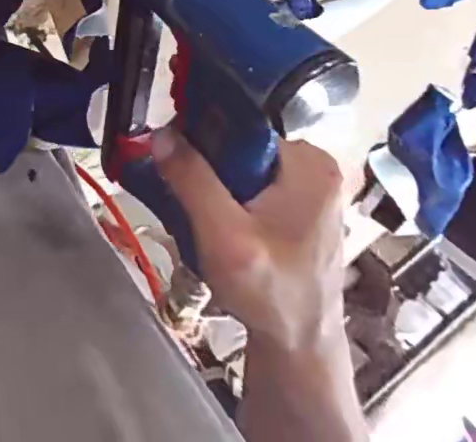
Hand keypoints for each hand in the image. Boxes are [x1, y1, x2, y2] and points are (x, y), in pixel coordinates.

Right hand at [154, 132, 350, 353]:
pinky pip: (252, 185)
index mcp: (310, 162)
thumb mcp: (224, 236)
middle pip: (241, 145)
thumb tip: (160, 134)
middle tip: (183, 193)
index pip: (241, 125)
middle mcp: (315, 167)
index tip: (173, 156)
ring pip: (242, 166)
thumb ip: (193, 181)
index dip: (202, 137)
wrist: (300, 349)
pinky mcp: (300, 208)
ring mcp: (310, 188)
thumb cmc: (271, 294)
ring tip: (197, 213)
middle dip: (208, 167)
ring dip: (215, 186)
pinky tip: (216, 223)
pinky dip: (230, 199)